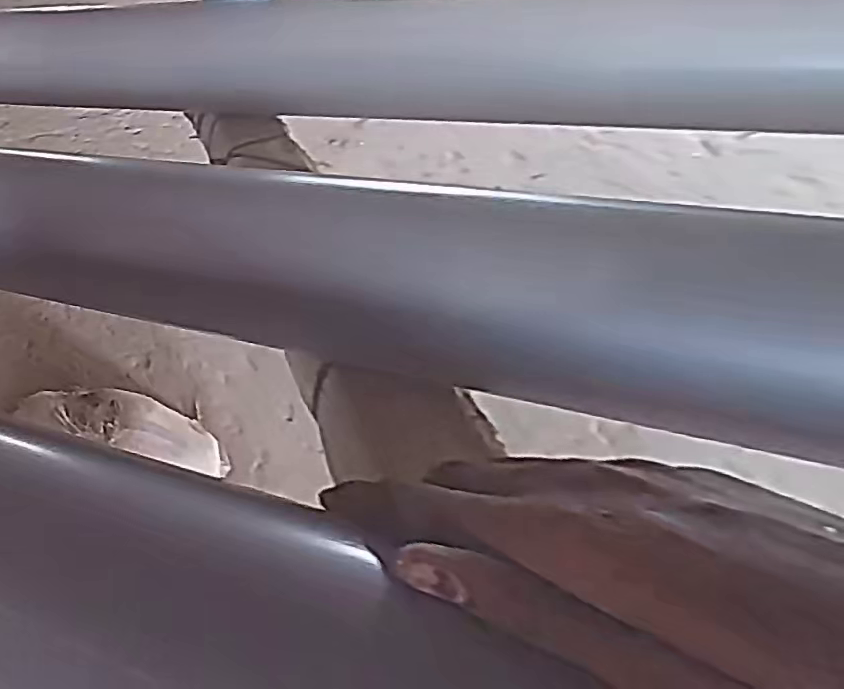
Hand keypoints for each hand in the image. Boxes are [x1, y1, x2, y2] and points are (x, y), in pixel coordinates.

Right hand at [324, 458, 843, 688]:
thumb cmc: (805, 677)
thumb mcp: (658, 678)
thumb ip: (529, 611)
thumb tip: (423, 566)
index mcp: (571, 537)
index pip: (431, 501)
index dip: (375, 503)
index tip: (341, 507)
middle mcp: (594, 488)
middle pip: (464, 476)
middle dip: (424, 501)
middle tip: (402, 534)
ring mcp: (643, 476)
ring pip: (518, 470)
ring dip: (482, 496)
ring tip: (482, 537)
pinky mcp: (684, 477)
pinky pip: (578, 471)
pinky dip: (543, 494)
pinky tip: (575, 534)